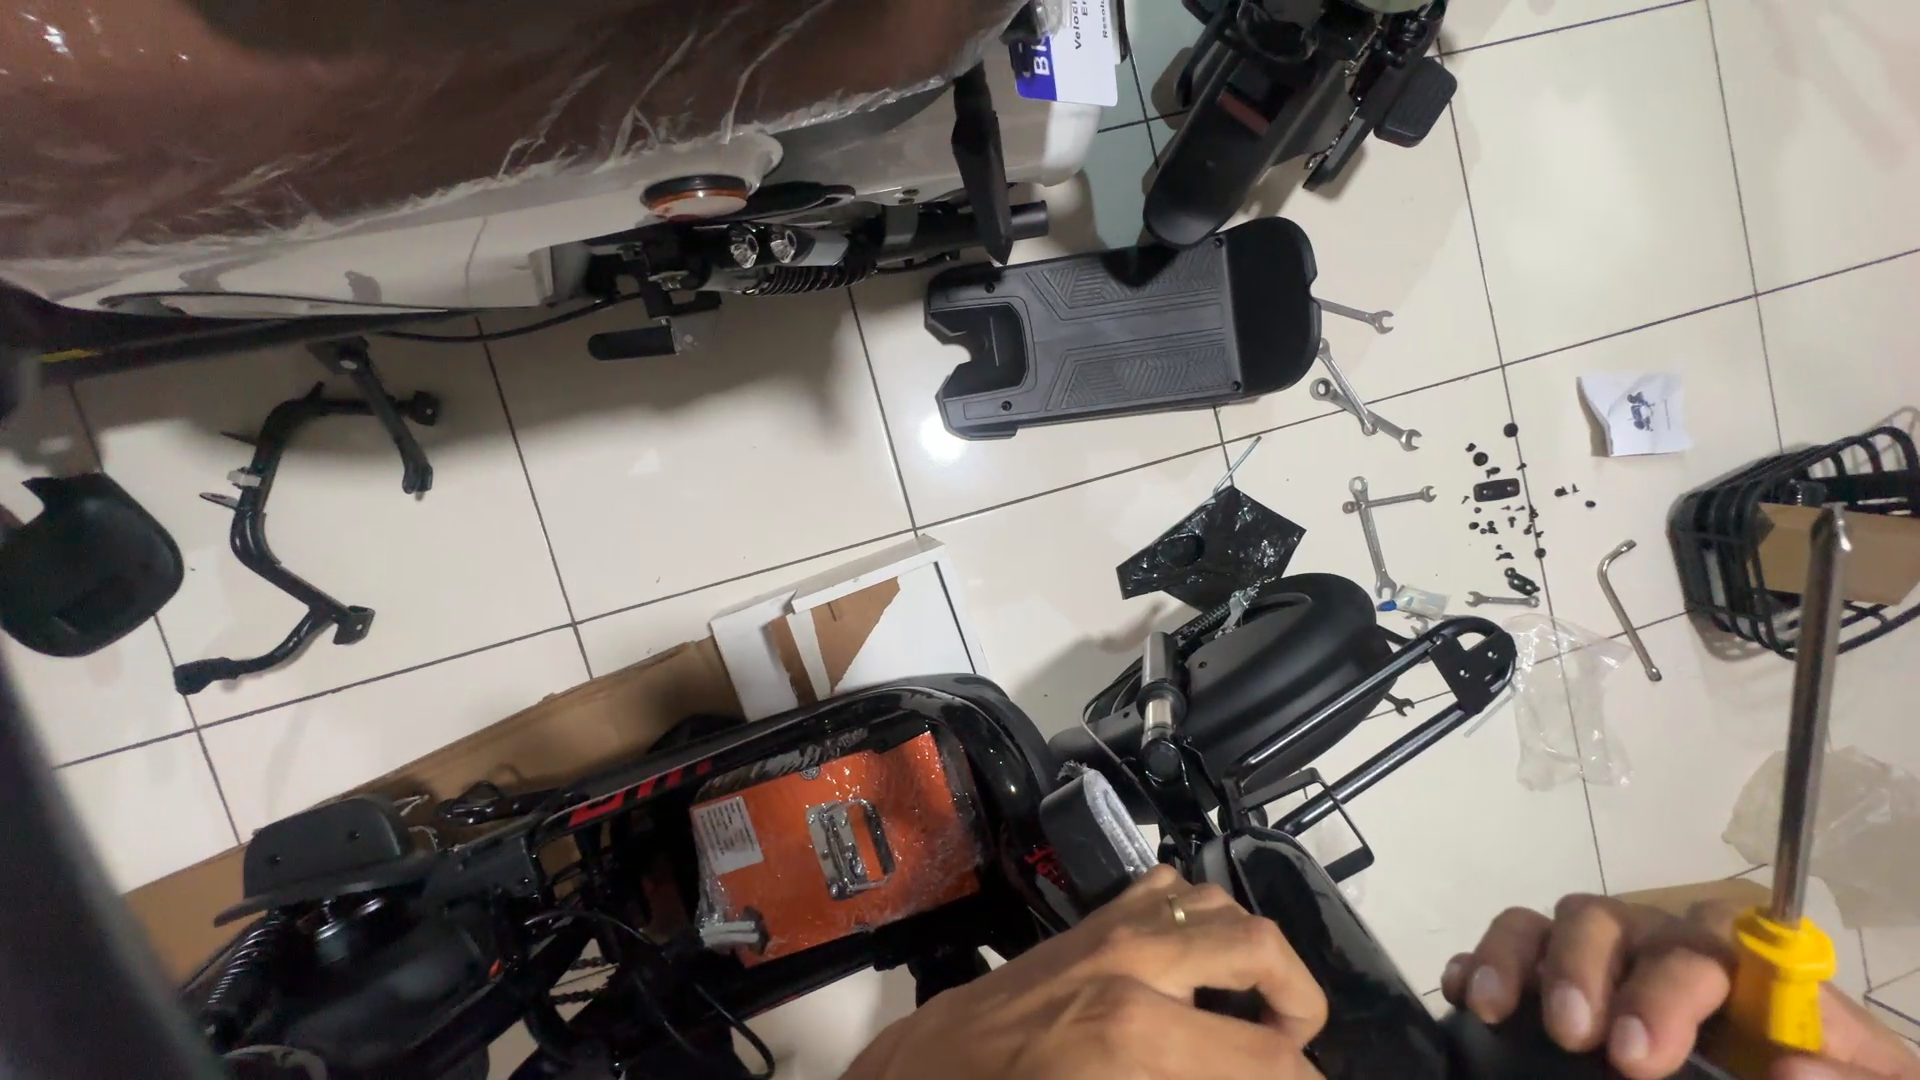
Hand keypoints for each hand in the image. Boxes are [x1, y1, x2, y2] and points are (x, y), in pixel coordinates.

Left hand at [843, 864, 1328, 1079]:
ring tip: (1251, 1003)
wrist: (935, 1067)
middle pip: (1256, 944)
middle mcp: (1132, 960)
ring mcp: (1109, 926)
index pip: (1268, 1055)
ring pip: (1214, 901)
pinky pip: (1165, 887)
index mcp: (1135, 1032)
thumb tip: (1251, 1066)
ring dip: (1250, 950)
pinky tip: (1195, 959)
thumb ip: (1192, 1077)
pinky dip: (1199, 916)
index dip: (1305, 1077)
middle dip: (1299, 999)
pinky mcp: (1090, 917)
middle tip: (1294, 1047)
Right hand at [1441, 894, 1919, 1079]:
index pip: (1695, 944)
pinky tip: (1464, 993)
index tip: (1637, 1055)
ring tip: (1493, 1007)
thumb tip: (1793, 1065)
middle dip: (1577, 971)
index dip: (1663, 989)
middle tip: (1570, 1034)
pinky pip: (1498, 950)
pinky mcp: (1542, 978)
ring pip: (1537, 922)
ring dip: (1510, 957)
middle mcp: (1651, 944)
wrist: (1759, 1075)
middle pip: (1601, 919)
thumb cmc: (1819, 1071)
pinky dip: (1475, 962)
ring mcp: (1591, 959)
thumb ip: (1857, 1076)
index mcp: (1733, 965)